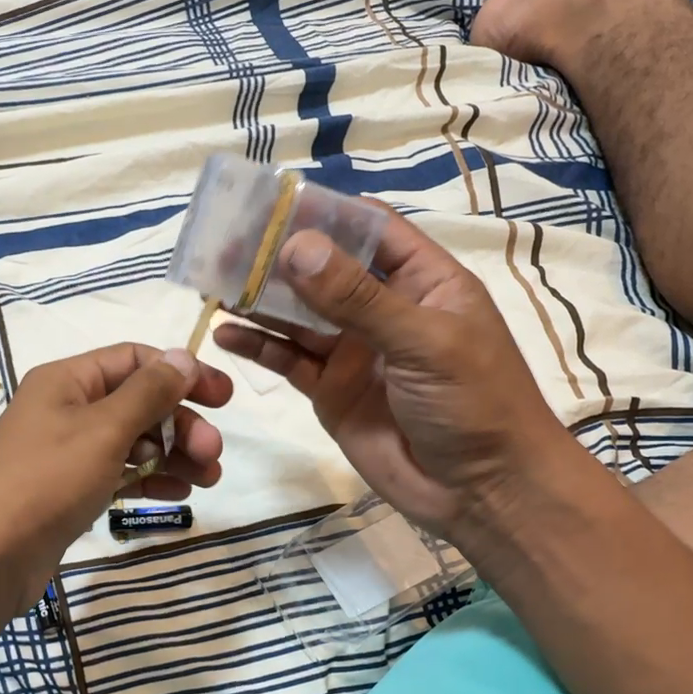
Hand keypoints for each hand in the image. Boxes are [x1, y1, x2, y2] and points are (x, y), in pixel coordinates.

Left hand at [0, 343, 232, 611]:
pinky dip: (147, 481)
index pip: (134, 360)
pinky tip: (179, 495)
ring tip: (209, 478)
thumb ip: (147, 393)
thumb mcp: (103, 430)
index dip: (180, 374)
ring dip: (172, 456)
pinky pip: (116, 475)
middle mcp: (63, 410)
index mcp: (66, 381)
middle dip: (180, 425)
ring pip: (130, 443)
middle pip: (136, 404)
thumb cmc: (46, 483)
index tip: (222, 399)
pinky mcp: (66, 492)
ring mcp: (64, 453)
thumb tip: (183, 356)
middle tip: (214, 454)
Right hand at [213, 211, 578, 547]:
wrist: (478, 490)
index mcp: (422, 281)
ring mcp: (352, 351)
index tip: (271, 204)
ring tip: (214, 282)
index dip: (324, 214)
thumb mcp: (422, 340)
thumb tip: (295, 248)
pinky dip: (258, 347)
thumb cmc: (473, 402)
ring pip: (298, 316)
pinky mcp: (328, 390)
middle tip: (224, 243)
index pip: (369, 230)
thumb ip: (356, 298)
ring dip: (259, 300)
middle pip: (324, 271)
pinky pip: (288, 360)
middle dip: (278, 257)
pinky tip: (226, 331)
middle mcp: (383, 309)